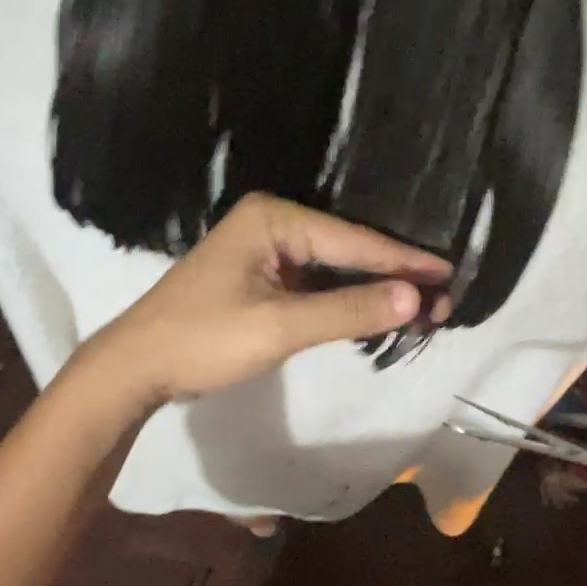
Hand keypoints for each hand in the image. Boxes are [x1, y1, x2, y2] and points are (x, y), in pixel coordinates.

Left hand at [71, 193, 451, 406]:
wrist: (136, 366)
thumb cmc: (203, 340)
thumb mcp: (279, 327)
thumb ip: (346, 310)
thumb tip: (413, 297)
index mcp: (273, 219)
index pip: (353, 241)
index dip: (403, 263)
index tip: (450, 274)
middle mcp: (271, 224)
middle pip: (347, 250)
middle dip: (394, 278)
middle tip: (444, 301)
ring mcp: (264, 252)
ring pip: (333, 269)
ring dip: (372, 292)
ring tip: (423, 310)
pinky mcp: (260, 280)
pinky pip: (314, 285)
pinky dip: (344, 302)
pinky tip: (376, 314)